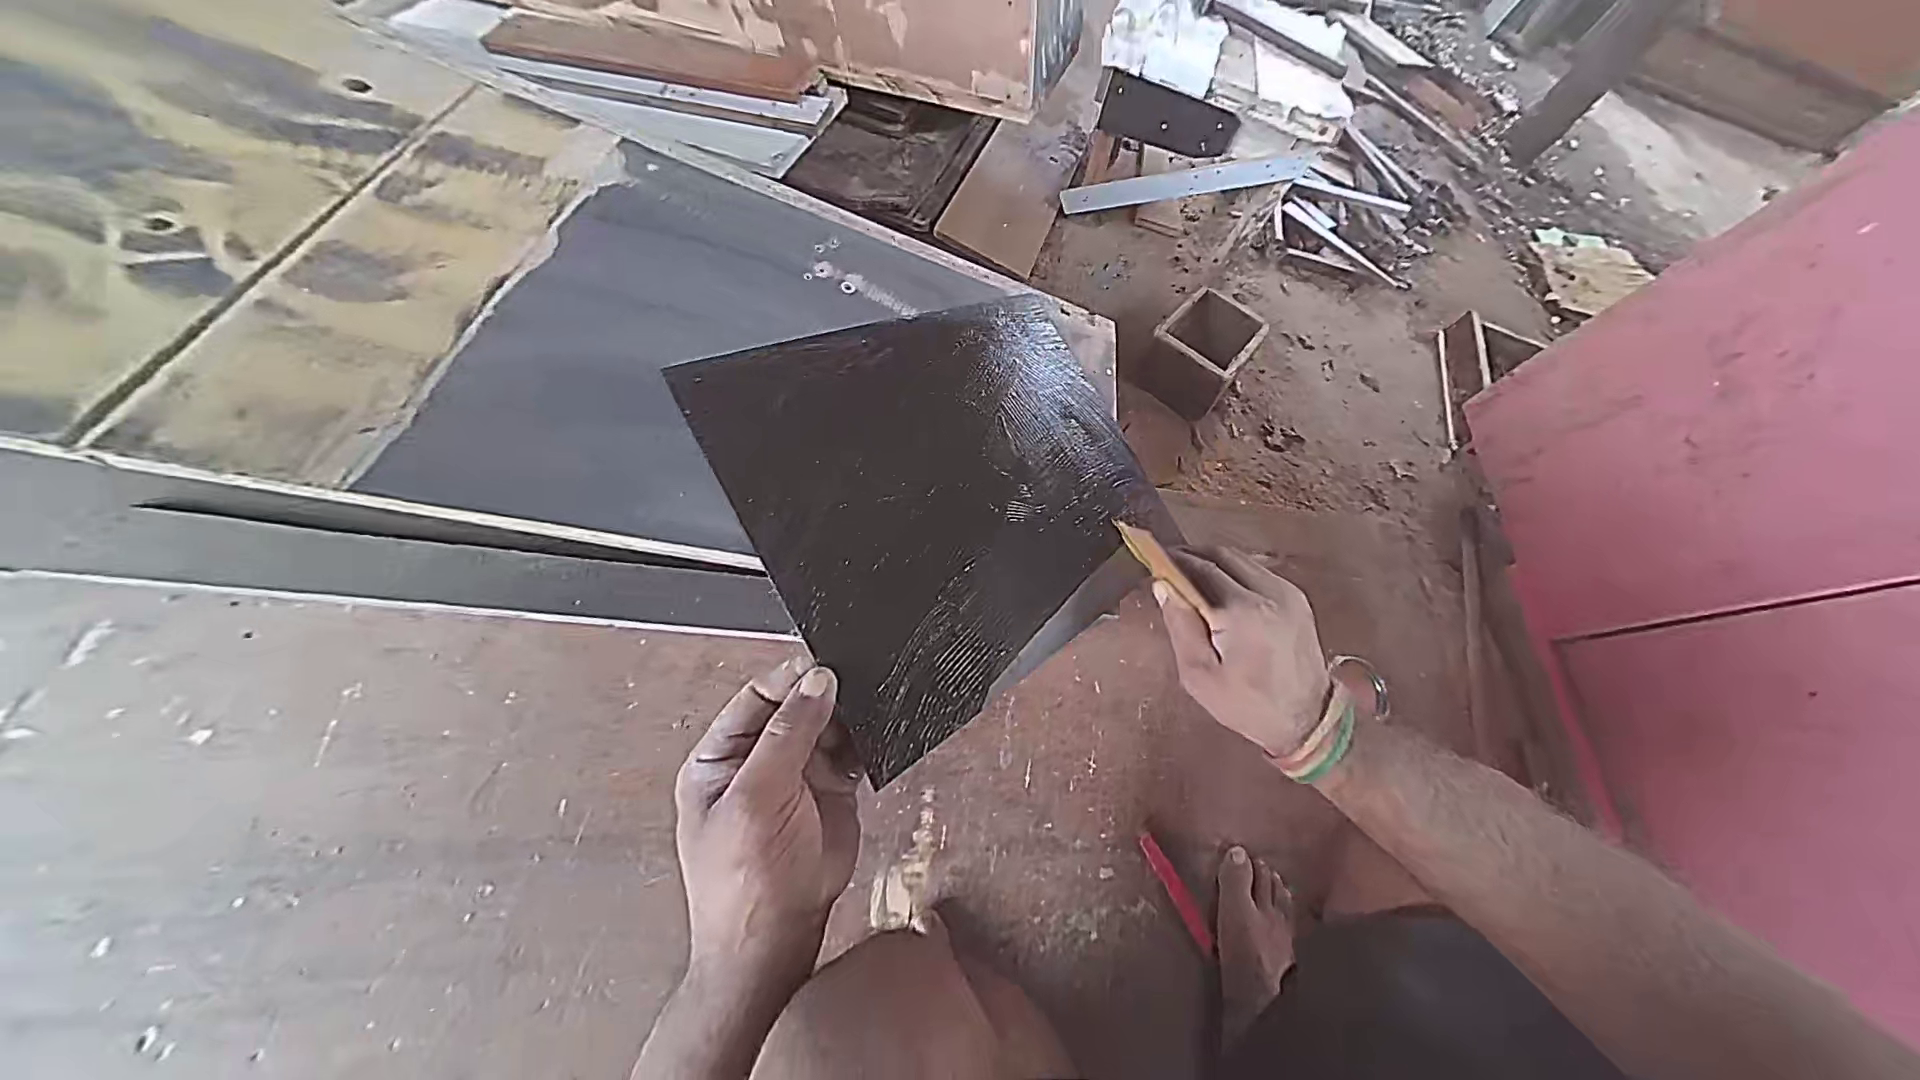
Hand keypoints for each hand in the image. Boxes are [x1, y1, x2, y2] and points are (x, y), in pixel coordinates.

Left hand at [674, 658, 861, 981]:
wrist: (776, 938)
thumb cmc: (742, 881)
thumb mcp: (755, 797)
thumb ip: (787, 735)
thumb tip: (816, 682)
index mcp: (722, 756)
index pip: (756, 698)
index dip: (788, 679)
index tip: (820, 664)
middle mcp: (759, 759)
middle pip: (795, 706)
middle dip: (822, 694)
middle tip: (850, 685)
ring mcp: (797, 773)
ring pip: (826, 723)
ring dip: (845, 716)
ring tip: (863, 712)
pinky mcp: (831, 787)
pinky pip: (850, 749)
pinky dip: (863, 740)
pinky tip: (871, 736)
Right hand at [1155, 546, 1329, 757]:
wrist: (1307, 720)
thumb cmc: (1246, 704)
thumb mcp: (1199, 674)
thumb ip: (1180, 624)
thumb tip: (1163, 586)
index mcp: (1242, 613)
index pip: (1201, 568)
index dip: (1174, 560)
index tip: (1153, 557)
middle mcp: (1269, 594)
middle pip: (1222, 555)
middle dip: (1192, 555)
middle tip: (1167, 563)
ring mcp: (1287, 593)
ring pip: (1241, 559)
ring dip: (1212, 561)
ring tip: (1189, 575)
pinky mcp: (1296, 599)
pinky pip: (1257, 572)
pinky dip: (1233, 572)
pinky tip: (1218, 589)